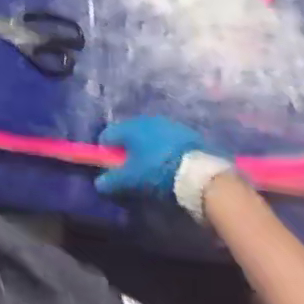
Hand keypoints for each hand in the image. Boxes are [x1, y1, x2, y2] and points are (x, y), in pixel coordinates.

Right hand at [94, 116, 234, 221]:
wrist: (205, 176)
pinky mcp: (191, 134)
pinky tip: (174, 167)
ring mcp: (171, 125)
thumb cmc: (158, 173)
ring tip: (156, 169)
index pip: (108, 136)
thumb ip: (111, 181)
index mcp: (130, 127)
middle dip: (130, 150)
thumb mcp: (130, 181)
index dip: (107, 152)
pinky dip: (168, 151)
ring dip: (150, 150)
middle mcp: (148, 120)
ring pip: (152, 137)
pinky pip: (171, 142)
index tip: (114, 169)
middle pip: (131, 135)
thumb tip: (99, 184)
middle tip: (134, 170)